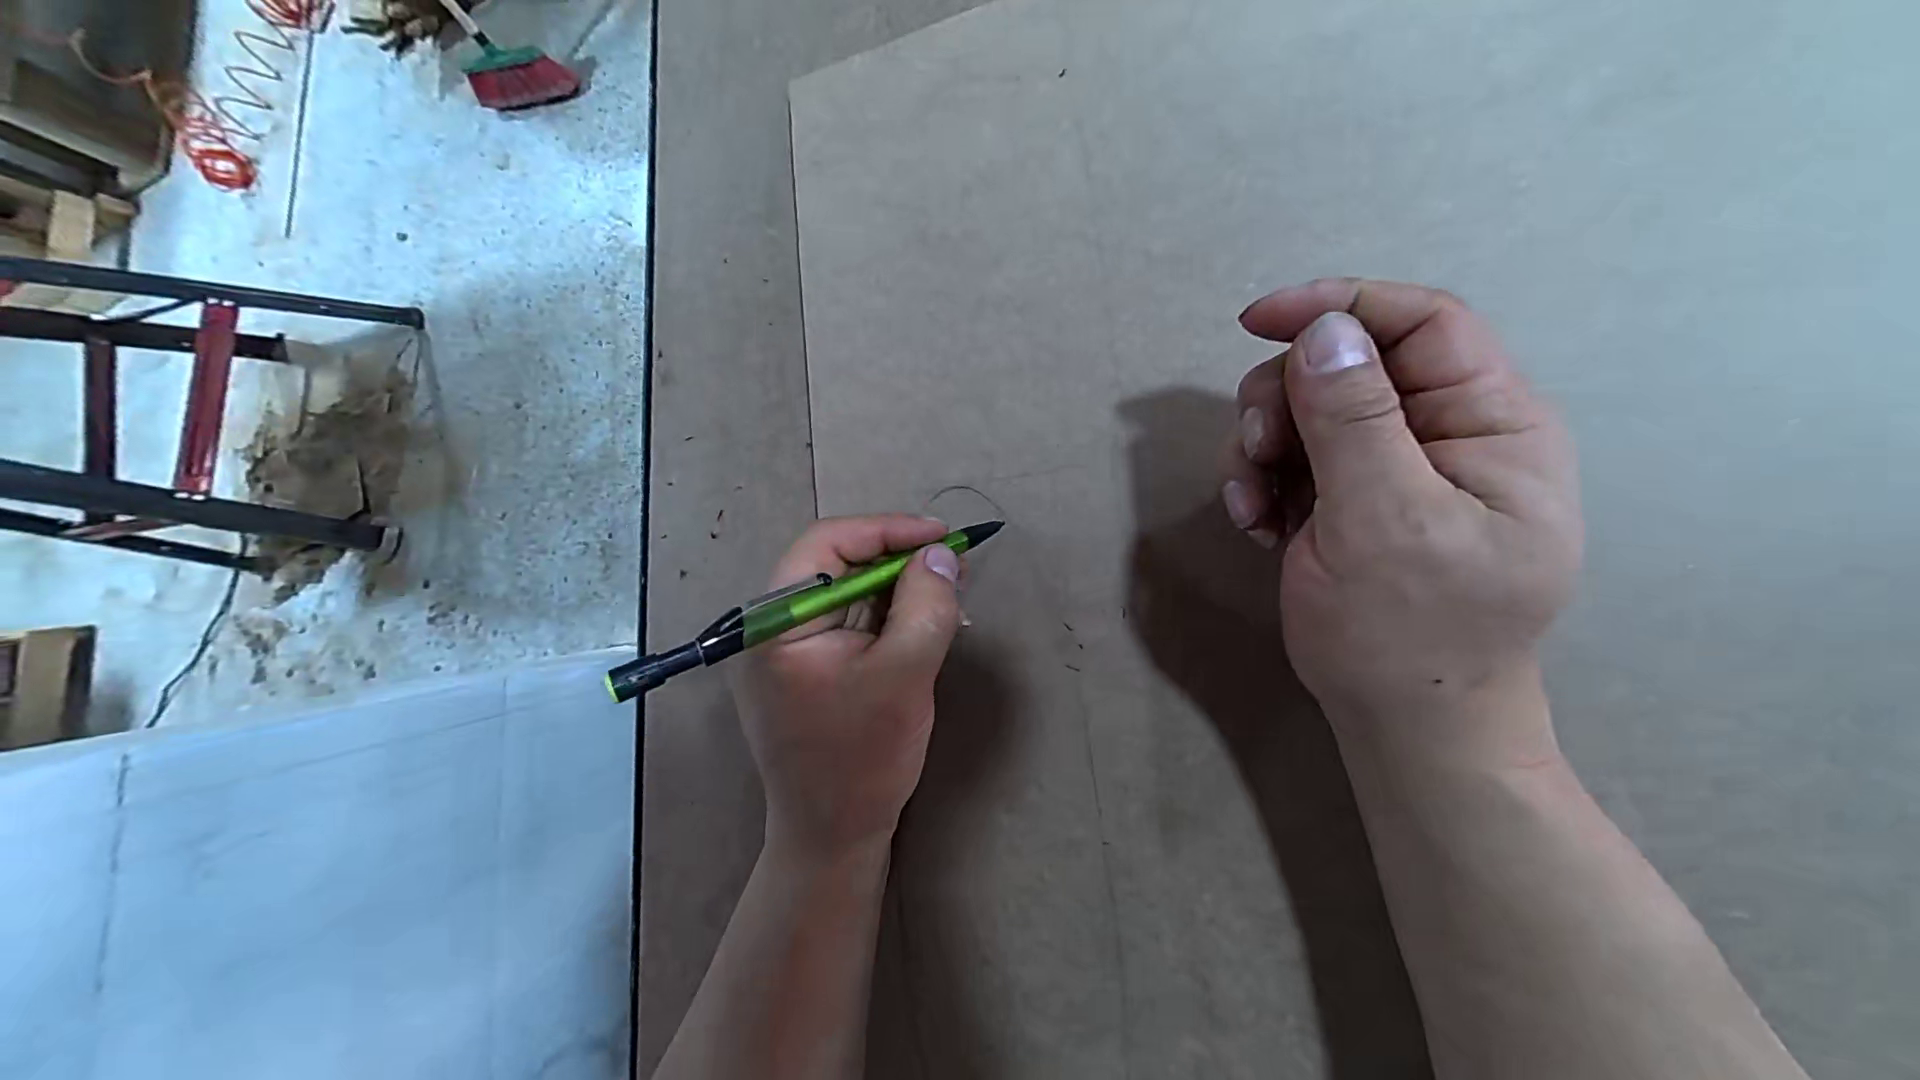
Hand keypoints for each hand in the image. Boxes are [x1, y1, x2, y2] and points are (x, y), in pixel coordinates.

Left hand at [731, 515, 965, 859]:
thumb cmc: (862, 759)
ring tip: (948, 590)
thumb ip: (926, 606)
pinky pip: (851, 621)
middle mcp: (774, 625)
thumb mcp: (904, 675)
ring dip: (899, 587)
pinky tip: (925, 619)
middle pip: (838, 564)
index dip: (887, 530)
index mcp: (777, 622)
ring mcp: (790, 647)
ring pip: (848, 591)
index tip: (941, 537)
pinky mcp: (810, 666)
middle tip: (950, 564)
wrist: (832, 836)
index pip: (827, 543)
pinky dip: (890, 614)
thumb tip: (941, 554)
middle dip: (898, 559)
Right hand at [1220, 279, 1581, 762]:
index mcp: (1488, 425)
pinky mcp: (1347, 498)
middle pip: (1347, 364)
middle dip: (1284, 398)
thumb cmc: (1409, 631)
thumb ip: (1355, 422)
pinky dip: (1260, 481)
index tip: (1255, 322)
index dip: (1339, 306)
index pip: (1421, 323)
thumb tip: (1324, 331)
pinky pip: (1290, 457)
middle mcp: (1442, 434)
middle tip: (1254, 451)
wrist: (1402, 720)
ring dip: (1261, 447)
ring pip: (1306, 410)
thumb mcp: (1383, 522)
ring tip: (1250, 504)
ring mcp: (1390, 467)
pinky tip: (1255, 523)